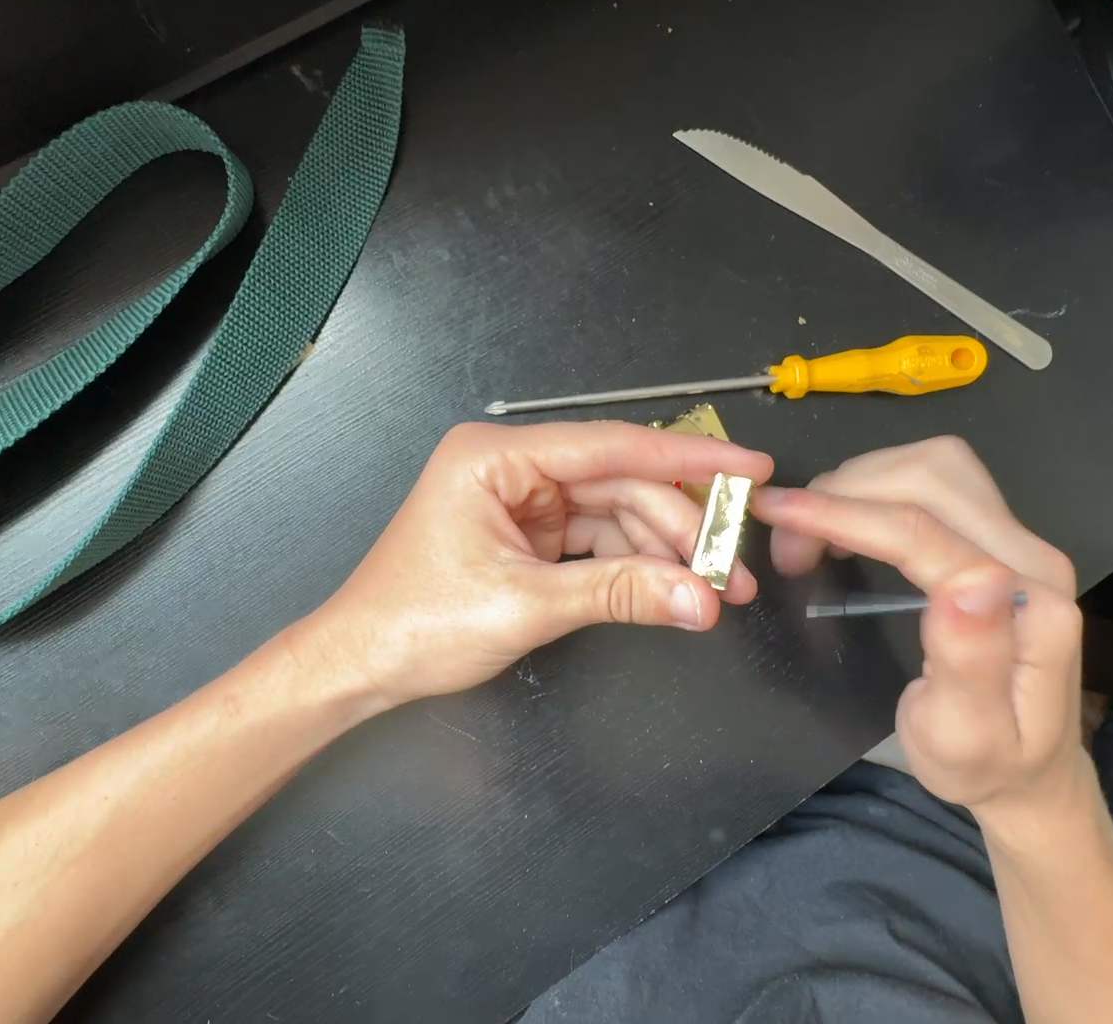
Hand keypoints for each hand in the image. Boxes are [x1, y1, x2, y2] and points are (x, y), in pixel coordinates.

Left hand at [309, 421, 771, 706]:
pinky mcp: (527, 533)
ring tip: (713, 589)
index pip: (609, 447)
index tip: (750, 467)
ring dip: (661, 549)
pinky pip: (593, 538)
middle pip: (617, 483)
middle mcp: (511, 466)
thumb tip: (702, 600)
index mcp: (496, 457)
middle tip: (733, 567)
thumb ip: (618, 594)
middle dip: (678, 526)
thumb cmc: (420, 623)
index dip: (687, 459)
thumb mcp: (526, 605)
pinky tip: (668, 585)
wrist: (363, 664)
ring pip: (612, 512)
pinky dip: (631, 562)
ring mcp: (520, 500)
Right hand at [748, 437, 1090, 824]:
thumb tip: (968, 582)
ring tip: (811, 527)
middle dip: (843, 492)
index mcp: (1028, 605)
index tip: (774, 511)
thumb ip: (970, 658)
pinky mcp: (995, 536)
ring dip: (859, 482)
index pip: (924, 532)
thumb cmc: (983, 764)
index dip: (843, 513)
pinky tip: (845, 521)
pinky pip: (932, 482)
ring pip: (932, 466)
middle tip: (786, 536)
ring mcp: (1017, 540)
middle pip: (931, 477)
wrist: (1026, 770)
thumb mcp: (965, 735)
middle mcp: (1031, 556)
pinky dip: (875, 486)